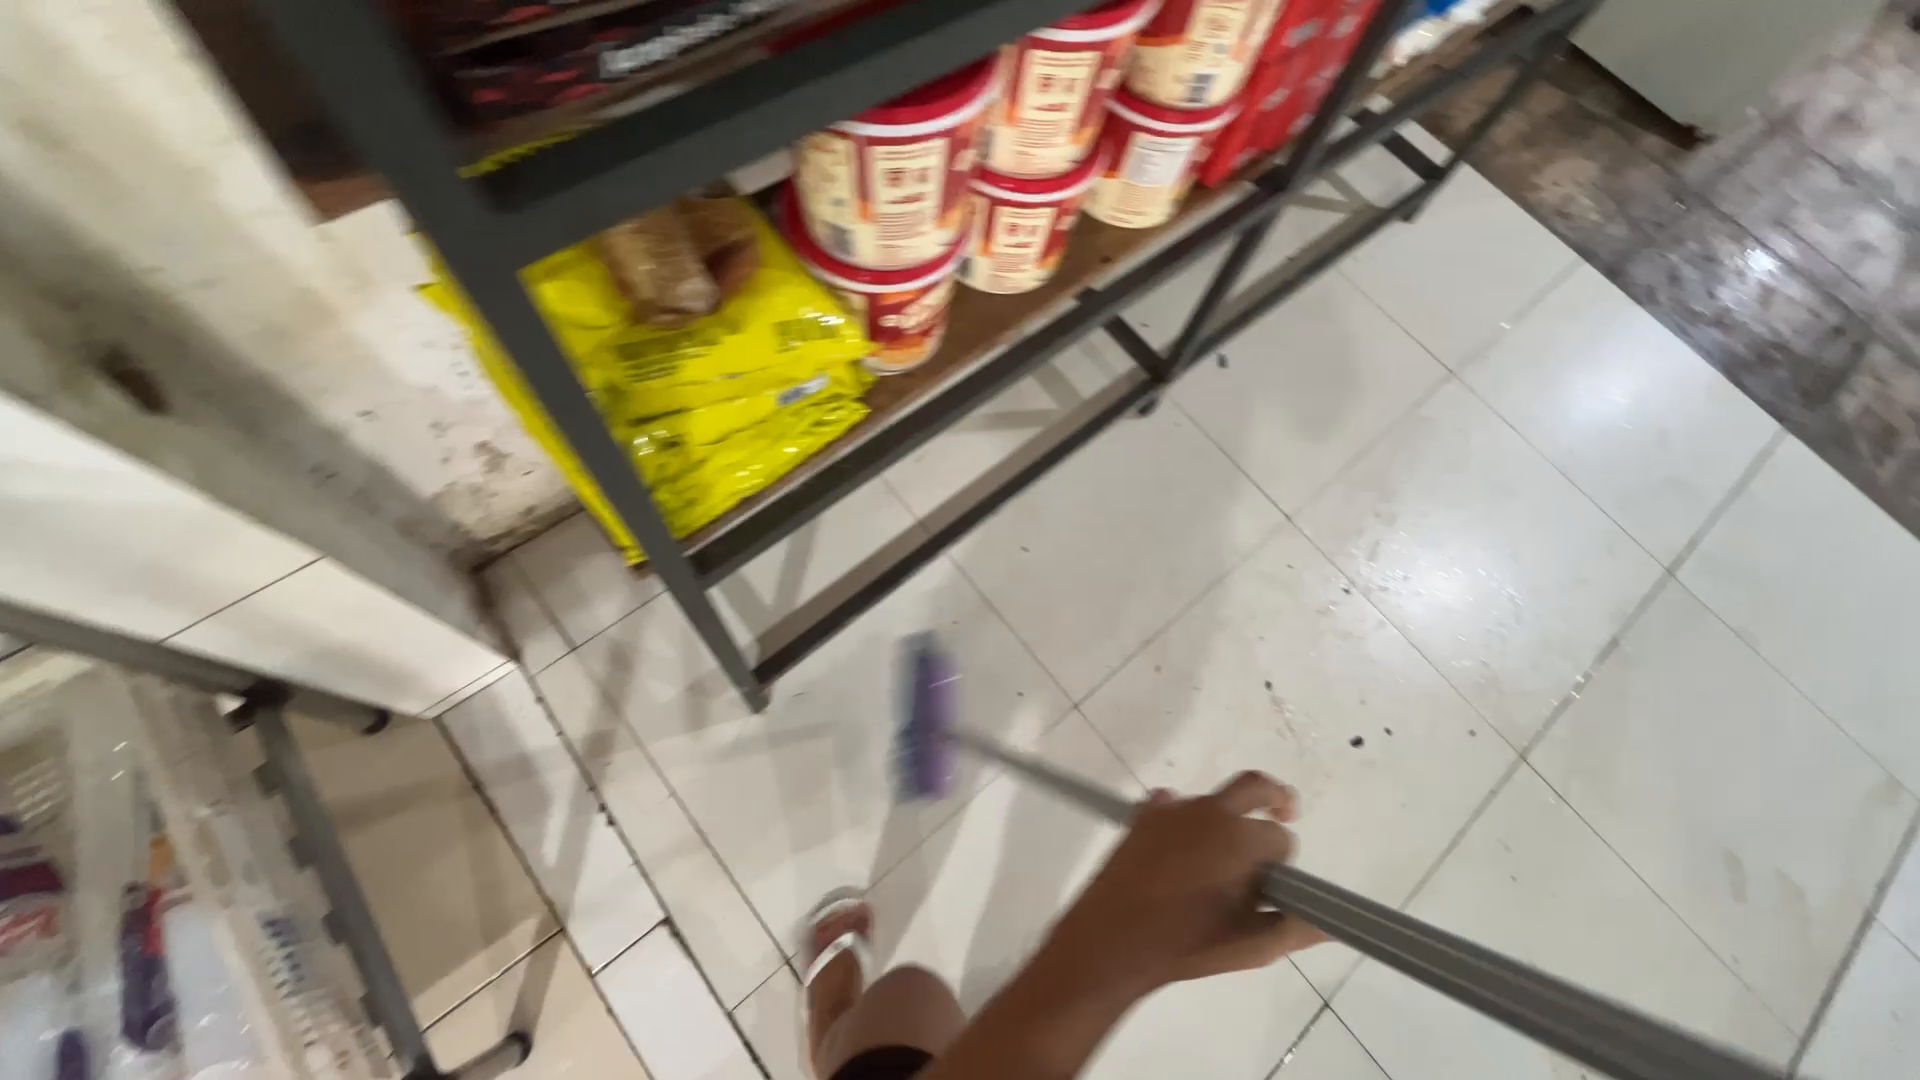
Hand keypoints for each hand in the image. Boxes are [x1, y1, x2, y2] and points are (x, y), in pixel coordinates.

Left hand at [1037, 772, 1325, 998]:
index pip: (1279, 838)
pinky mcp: (1143, 815)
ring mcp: (1172, 809)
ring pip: (1211, 803)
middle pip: (1253, 786)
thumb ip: (1294, 928)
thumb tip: (1326, 921)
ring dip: (1223, 821)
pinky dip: (1183, 820)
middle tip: (1283, 815)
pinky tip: (1179, 851)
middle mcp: (1209, 812)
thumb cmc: (1187, 943)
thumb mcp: (1250, 946)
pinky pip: (1171, 805)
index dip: (1281, 861)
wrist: (1114, 937)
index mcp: (1241, 838)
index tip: (1272, 885)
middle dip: (1275, 798)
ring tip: (1214, 865)